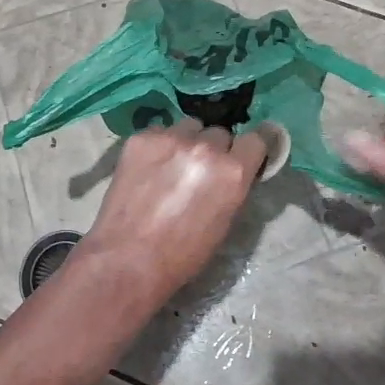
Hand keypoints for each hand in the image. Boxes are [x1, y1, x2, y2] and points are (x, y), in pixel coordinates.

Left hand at [74, 120, 268, 305]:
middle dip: (215, 150)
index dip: (252, 147)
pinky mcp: (141, 138)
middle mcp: (206, 148)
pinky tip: (149, 168)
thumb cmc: (183, 254)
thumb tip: (235, 171)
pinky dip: (159, 145)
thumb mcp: (224, 223)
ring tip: (172, 166)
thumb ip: (234, 187)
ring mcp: (171, 138)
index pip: (256, 139)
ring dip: (188, 142)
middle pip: (220, 133)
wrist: (128, 258)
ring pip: (190, 127)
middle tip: (200, 172)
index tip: (246, 152)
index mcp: (232, 172)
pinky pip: (160, 131)